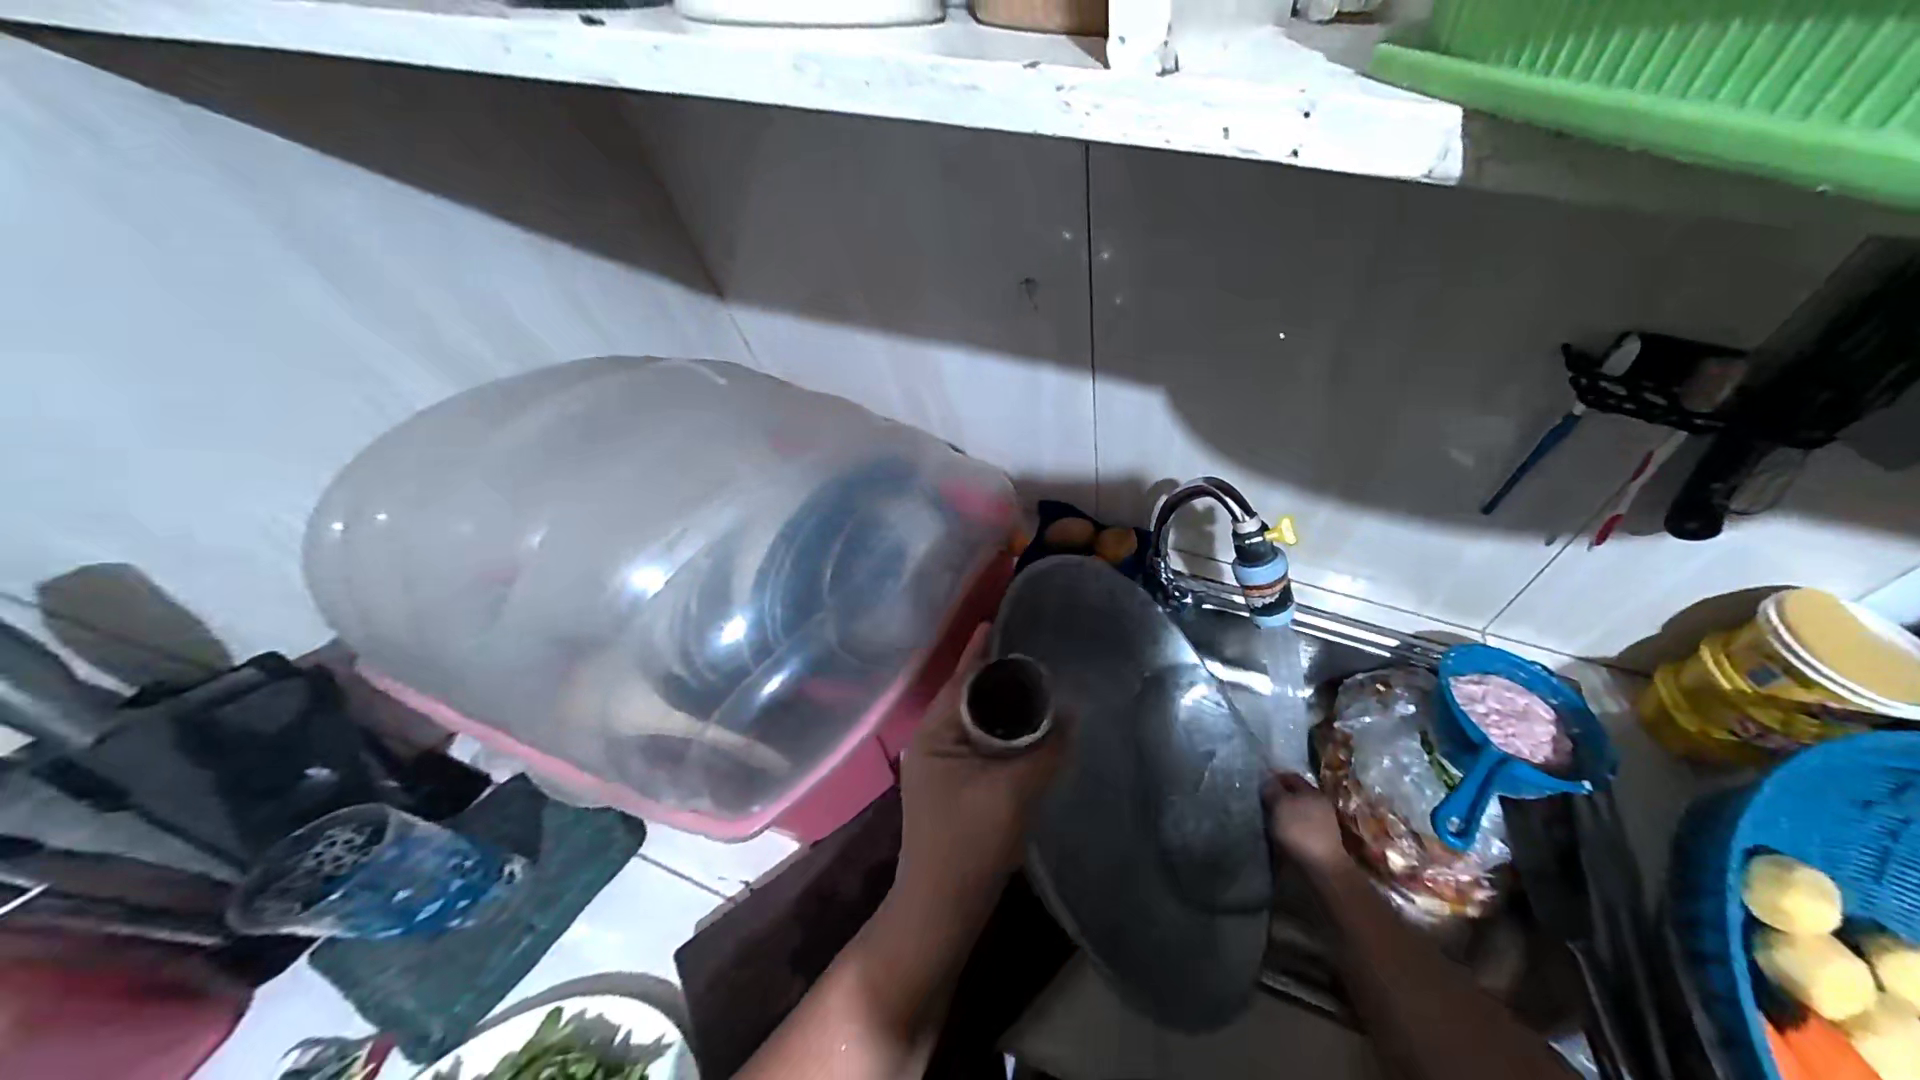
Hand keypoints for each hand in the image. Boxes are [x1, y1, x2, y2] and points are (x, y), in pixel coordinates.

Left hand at [894, 623, 1065, 907]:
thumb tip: (1071, 714)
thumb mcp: (1014, 791)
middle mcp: (930, 742)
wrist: (941, 908)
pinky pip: (979, 746)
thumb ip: (1046, 749)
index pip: (963, 678)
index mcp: (934, 733)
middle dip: (999, 677)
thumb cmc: (970, 844)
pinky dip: (1002, 734)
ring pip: (975, 724)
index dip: (982, 650)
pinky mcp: (952, 787)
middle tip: (1036, 655)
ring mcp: (939, 767)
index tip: (999, 618)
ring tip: (1038, 687)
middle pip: (969, 698)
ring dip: (1002, 708)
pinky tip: (1027, 733)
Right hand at [1263, 773, 1349, 875]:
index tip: (1258, 783)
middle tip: (1262, 800)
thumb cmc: (1299, 830)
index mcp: (1311, 790)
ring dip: (1285, 810)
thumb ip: (1272, 788)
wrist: (1323, 867)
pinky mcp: (1322, 838)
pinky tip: (1282, 830)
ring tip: (1269, 816)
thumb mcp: (1279, 804)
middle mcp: (1320, 802)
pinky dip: (1291, 824)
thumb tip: (1266, 777)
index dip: (1273, 777)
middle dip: (1279, 794)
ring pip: (1299, 808)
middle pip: (1295, 792)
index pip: (1289, 776)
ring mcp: (1324, 821)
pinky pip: (1302, 823)